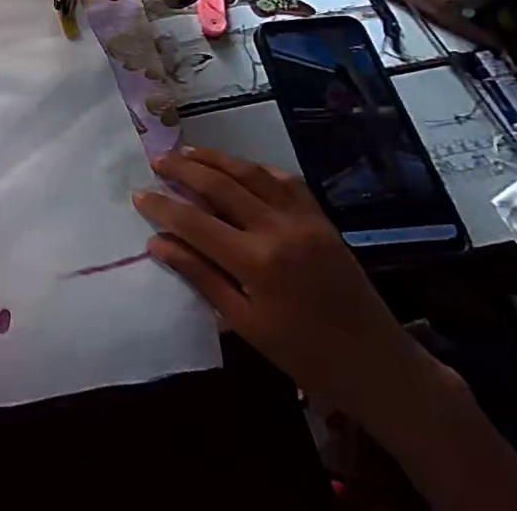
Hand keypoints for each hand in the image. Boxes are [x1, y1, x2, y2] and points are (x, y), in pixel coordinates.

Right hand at [133, 146, 453, 424]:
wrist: (378, 364)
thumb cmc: (304, 356)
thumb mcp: (244, 324)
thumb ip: (200, 277)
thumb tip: (156, 243)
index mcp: (256, 263)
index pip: (195, 223)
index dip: (162, 206)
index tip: (138, 194)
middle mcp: (278, 230)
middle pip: (221, 186)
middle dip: (184, 170)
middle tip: (156, 160)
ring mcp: (303, 218)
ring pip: (251, 173)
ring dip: (216, 159)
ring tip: (187, 152)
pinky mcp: (321, 217)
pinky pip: (284, 180)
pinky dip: (255, 168)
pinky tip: (237, 166)